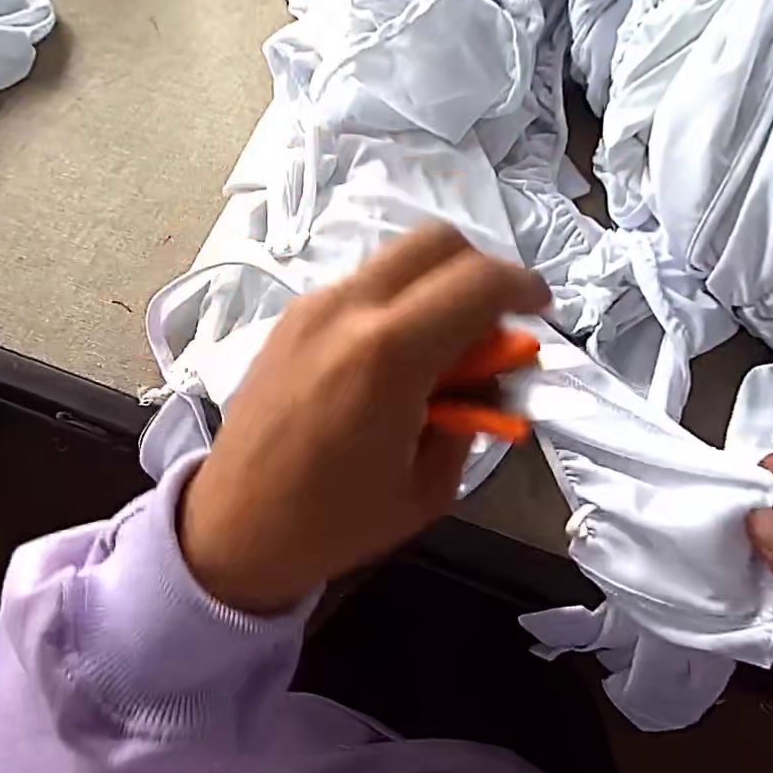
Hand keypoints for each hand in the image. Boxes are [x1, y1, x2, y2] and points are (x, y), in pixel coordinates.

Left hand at [178, 224, 548, 613]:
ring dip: (442, 284)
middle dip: (485, 270)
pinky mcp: (293, 315)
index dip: (524, 287)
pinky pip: (368, 281)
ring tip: (449, 342)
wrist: (231, 530)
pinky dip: (404, 298)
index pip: (479, 282)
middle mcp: (349, 310)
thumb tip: (493, 372)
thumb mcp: (433, 484)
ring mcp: (313, 306)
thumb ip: (474, 413)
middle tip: (498, 319)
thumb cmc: (337, 522)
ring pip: (401, 256)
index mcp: (389, 355)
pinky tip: (403, 351)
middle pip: (439, 242)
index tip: (541, 308)